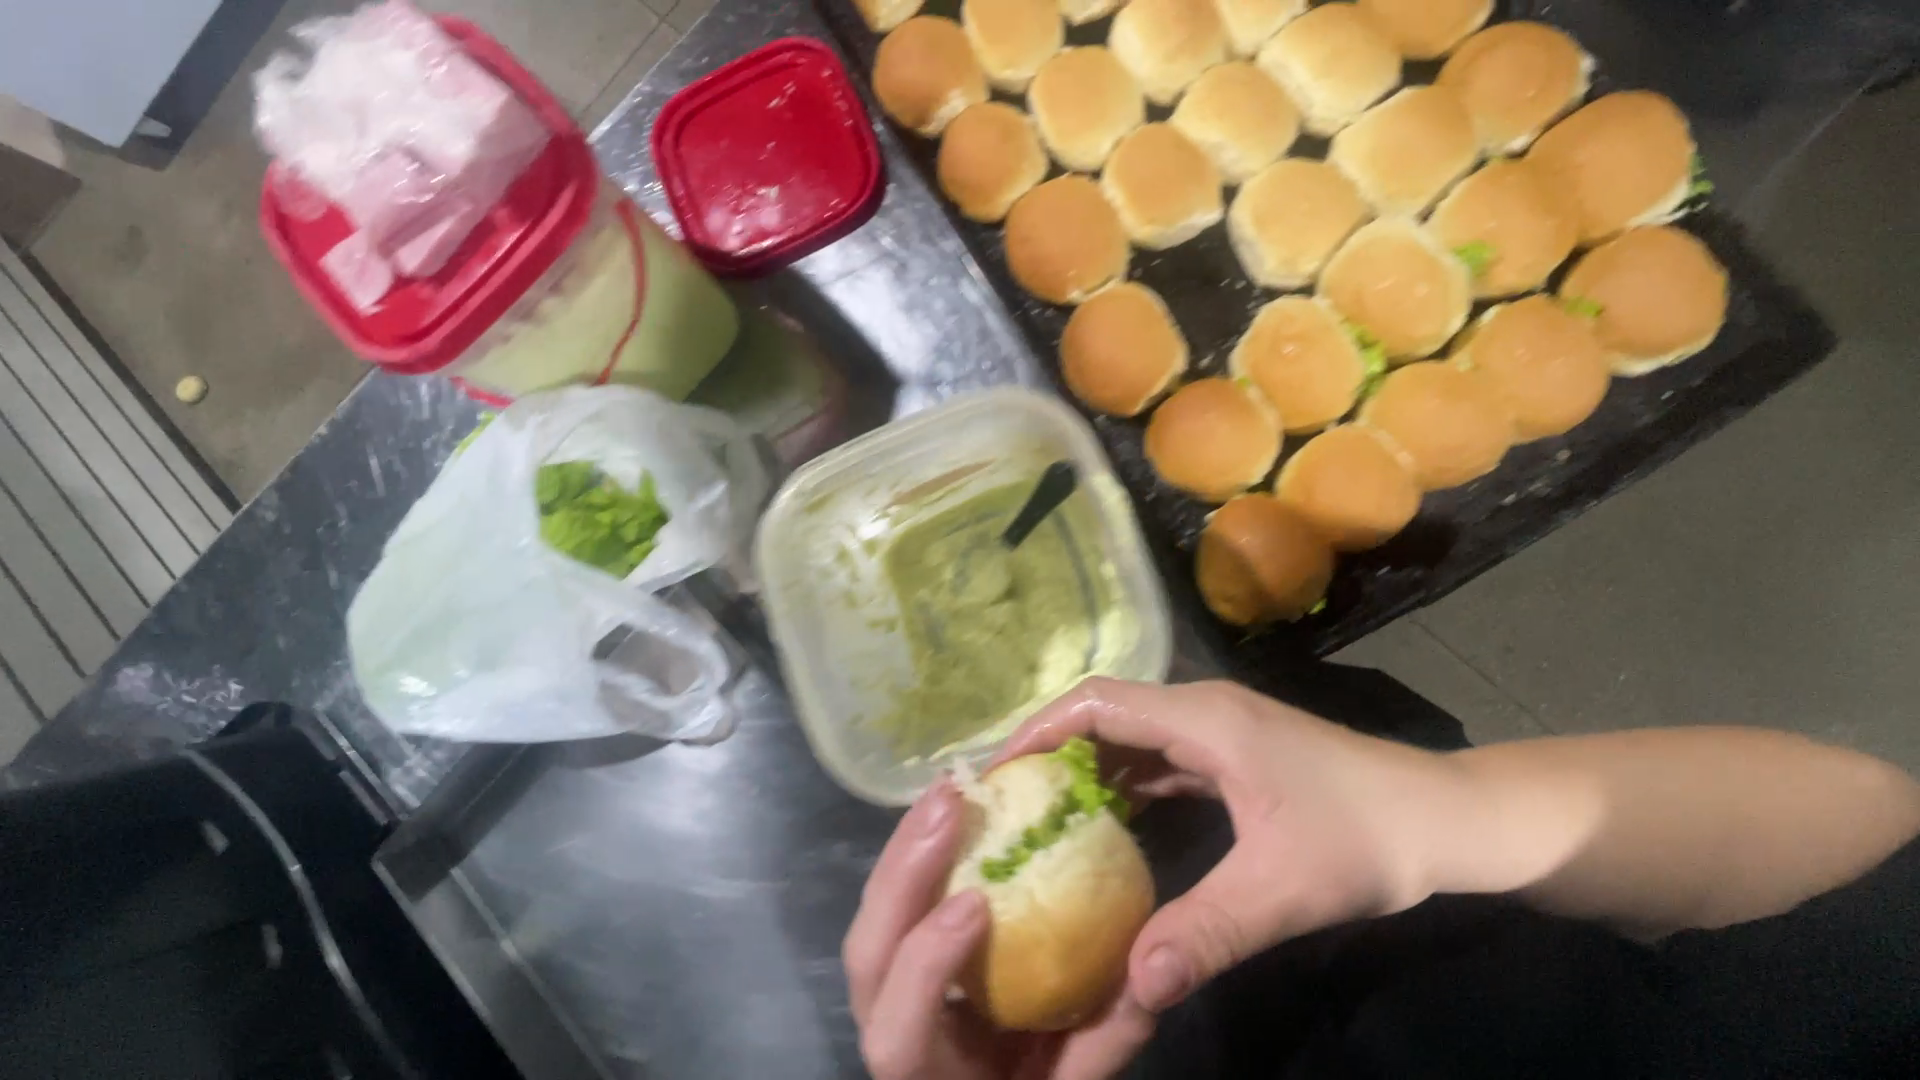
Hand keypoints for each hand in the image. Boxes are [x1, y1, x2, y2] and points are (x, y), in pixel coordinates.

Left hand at [843, 783, 1156, 1079]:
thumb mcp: (1068, 1079)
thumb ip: (1106, 1036)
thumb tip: (1153, 974)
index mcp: (919, 1073)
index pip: (899, 1033)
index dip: (927, 966)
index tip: (976, 903)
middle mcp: (883, 1023)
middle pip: (867, 953)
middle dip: (903, 874)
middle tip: (951, 807)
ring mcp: (881, 983)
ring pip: (870, 915)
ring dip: (906, 847)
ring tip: (948, 791)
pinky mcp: (894, 946)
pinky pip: (893, 894)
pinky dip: (916, 846)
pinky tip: (950, 805)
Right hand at [999, 679, 1467, 1014]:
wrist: (1447, 819)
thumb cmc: (1367, 838)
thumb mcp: (1284, 890)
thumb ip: (1207, 932)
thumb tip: (1132, 986)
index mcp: (1203, 720)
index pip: (1099, 703)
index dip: (1040, 730)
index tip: (998, 775)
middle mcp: (1200, 711)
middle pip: (1105, 713)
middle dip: (1051, 750)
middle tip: (1007, 803)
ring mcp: (1216, 731)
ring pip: (1129, 736)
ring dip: (1084, 768)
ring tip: (1039, 815)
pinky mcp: (1230, 754)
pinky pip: (1156, 758)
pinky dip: (1121, 784)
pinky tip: (1102, 825)